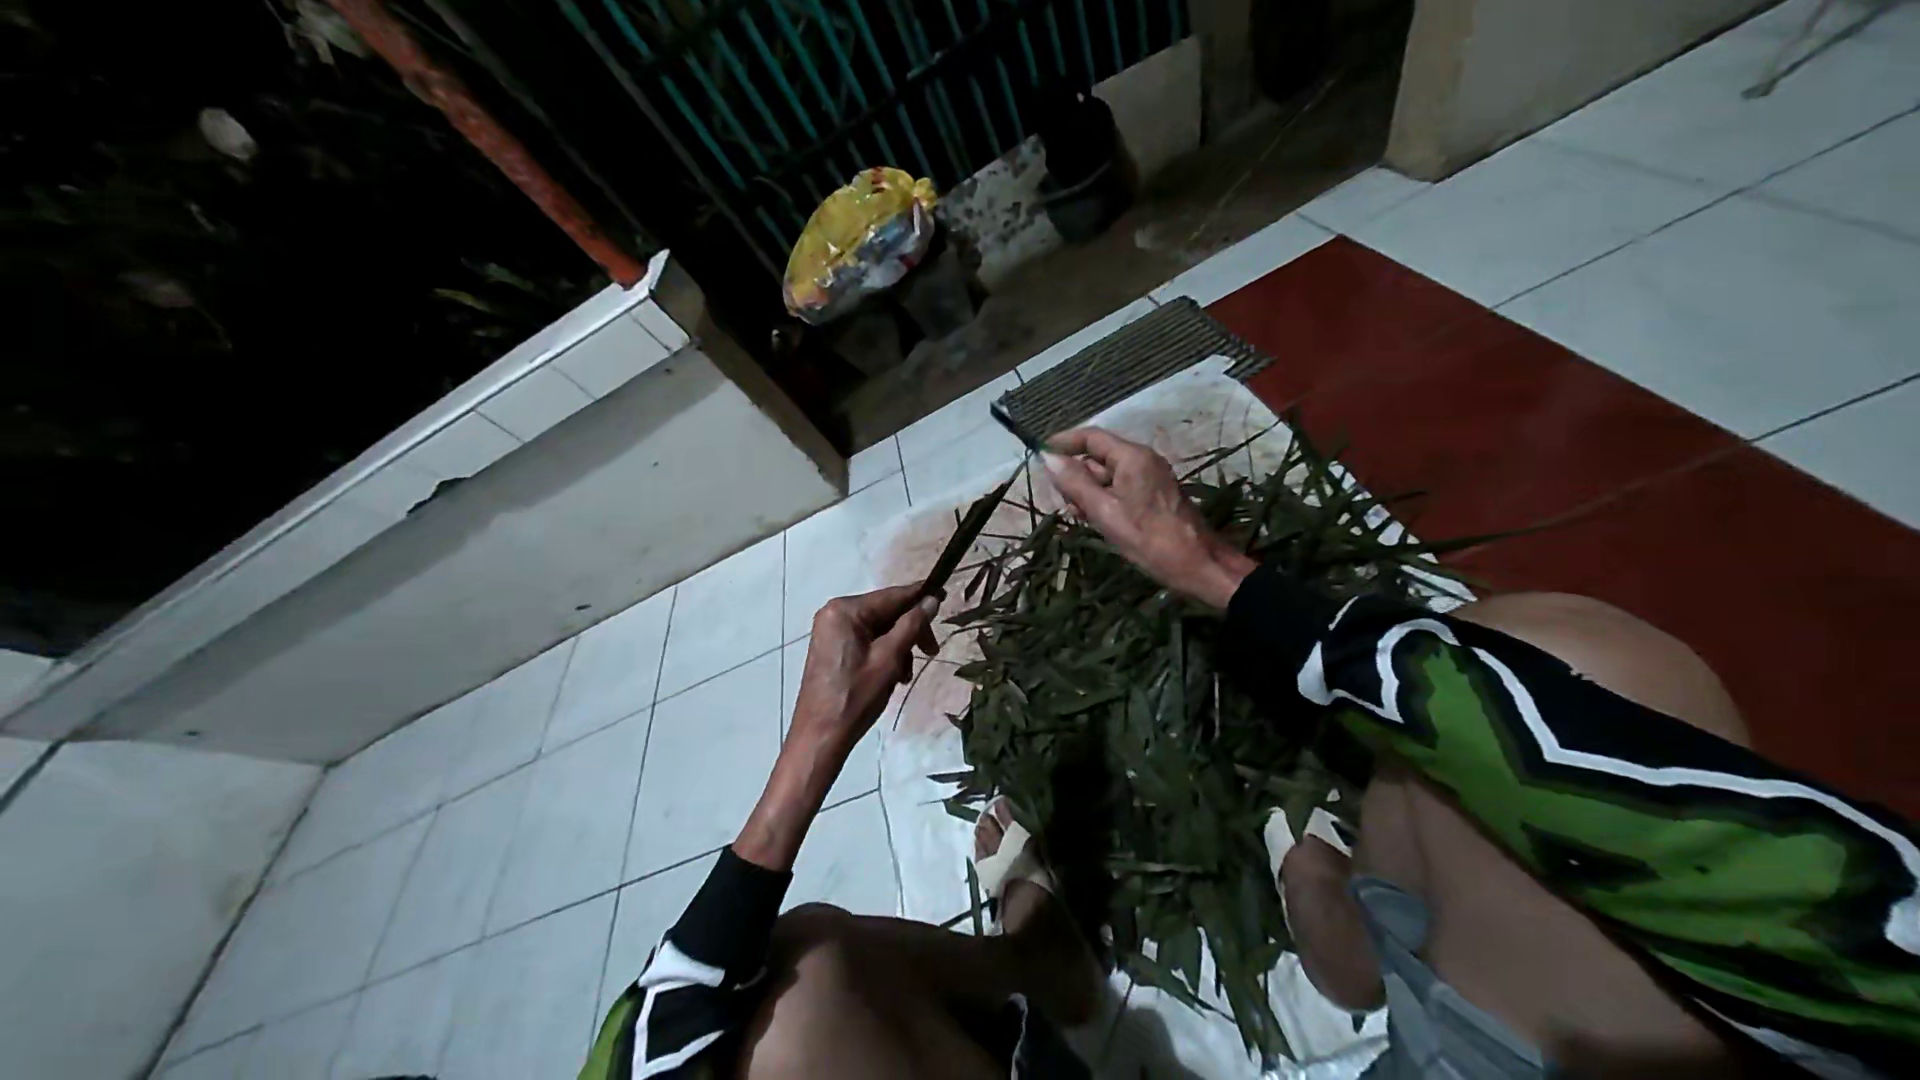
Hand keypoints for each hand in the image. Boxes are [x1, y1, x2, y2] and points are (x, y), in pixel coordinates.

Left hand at [788, 583, 939, 752]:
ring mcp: (832, 631)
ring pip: (879, 628)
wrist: (821, 736)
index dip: (920, 596)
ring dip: (899, 646)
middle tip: (931, 651)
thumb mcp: (889, 658)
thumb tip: (931, 599)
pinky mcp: (833, 648)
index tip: (946, 595)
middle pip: (886, 612)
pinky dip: (884, 653)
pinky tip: (893, 675)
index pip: (892, 596)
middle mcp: (835, 613)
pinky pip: (867, 640)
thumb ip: (911, 625)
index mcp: (845, 610)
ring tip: (905, 674)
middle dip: (910, 631)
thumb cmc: (855, 696)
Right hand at [1044, 427, 1255, 608]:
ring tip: (1080, 516)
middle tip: (1062, 501)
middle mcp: (1142, 460)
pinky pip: (1120, 488)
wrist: (1197, 565)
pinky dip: (1103, 500)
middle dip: (1075, 474)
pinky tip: (1095, 520)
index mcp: (1132, 457)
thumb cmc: (1148, 538)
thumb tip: (1048, 459)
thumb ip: (1075, 484)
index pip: (1091, 437)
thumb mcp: (1104, 512)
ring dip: (1088, 491)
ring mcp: (1149, 477)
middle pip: (1098, 456)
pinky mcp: (1153, 495)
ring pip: (1107, 475)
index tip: (1039, 454)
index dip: (1063, 442)